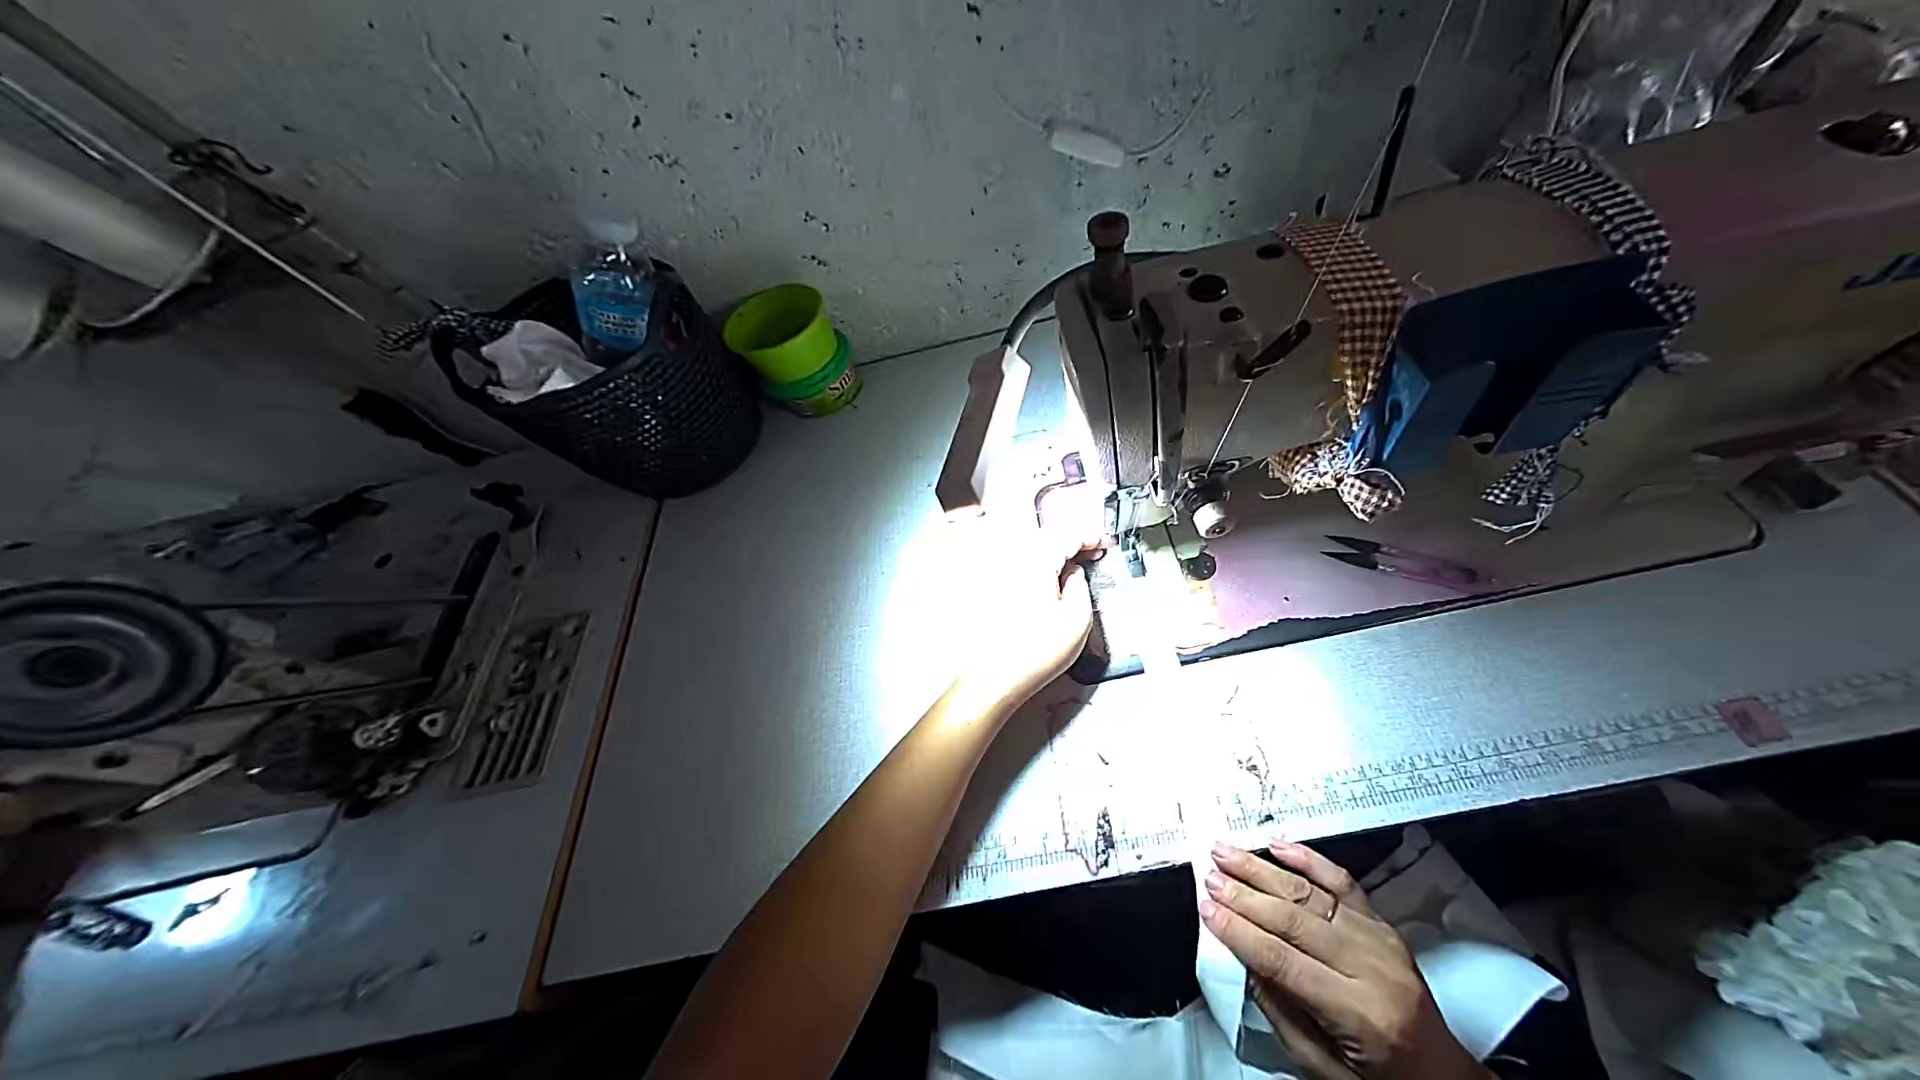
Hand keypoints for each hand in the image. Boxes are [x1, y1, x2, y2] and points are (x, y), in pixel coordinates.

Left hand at [947, 486, 1101, 714]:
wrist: (992, 677)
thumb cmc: (1030, 654)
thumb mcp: (1077, 619)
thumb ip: (1081, 584)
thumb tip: (1075, 573)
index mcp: (1034, 560)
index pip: (1067, 535)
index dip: (1091, 537)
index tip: (1103, 544)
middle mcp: (1011, 558)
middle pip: (1046, 536)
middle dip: (1070, 541)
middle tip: (1091, 552)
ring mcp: (996, 571)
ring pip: (1029, 547)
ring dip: (1053, 551)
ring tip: (1072, 567)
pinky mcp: (988, 587)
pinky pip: (1017, 563)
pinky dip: (1036, 565)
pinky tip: (1048, 581)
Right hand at [1201, 841, 1488, 1079]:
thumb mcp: (1322, 1066)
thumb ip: (1279, 1010)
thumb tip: (1239, 955)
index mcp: (1362, 1016)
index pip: (1284, 961)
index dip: (1240, 932)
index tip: (1207, 910)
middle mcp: (1375, 970)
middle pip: (1295, 920)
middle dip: (1244, 896)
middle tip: (1211, 878)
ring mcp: (1382, 941)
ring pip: (1311, 893)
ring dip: (1262, 870)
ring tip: (1227, 854)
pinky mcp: (1383, 925)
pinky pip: (1343, 882)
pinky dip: (1309, 859)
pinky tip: (1278, 845)